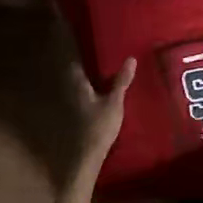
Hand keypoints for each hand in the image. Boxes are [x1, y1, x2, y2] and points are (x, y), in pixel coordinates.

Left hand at [72, 58, 134, 173]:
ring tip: (108, 74)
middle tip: (105, 58)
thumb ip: (121, 81)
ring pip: (81, 87)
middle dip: (88, 66)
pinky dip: (92, 93)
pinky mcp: (77, 117)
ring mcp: (73, 105)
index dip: (83, 53)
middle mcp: (71, 92)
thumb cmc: (99, 126)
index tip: (95, 46)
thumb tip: (131, 58)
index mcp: (78, 85)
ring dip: (91, 80)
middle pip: (77, 74)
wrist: (87, 156)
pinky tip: (104, 94)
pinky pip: (84, 98)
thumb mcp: (114, 102)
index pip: (76, 63)